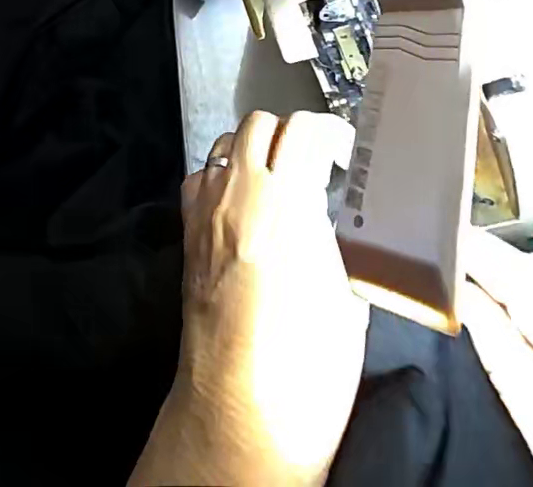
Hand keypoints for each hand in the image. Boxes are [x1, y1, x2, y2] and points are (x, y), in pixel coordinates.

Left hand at [130, 111, 368, 486]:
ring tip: (277, 179)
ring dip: (253, 150)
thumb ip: (334, 233)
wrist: (241, 407)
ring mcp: (206, 207)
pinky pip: (202, 176)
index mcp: (286, 204)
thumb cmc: (308, 365)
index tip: (341, 148)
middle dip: (288, 134)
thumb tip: (329, 207)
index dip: (327, 131)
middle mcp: (238, 193)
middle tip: (312, 163)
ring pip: (226, 144)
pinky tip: (242, 204)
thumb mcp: (346, 292)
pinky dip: (223, 176)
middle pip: (258, 124)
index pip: (301, 130)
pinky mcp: (186, 228)